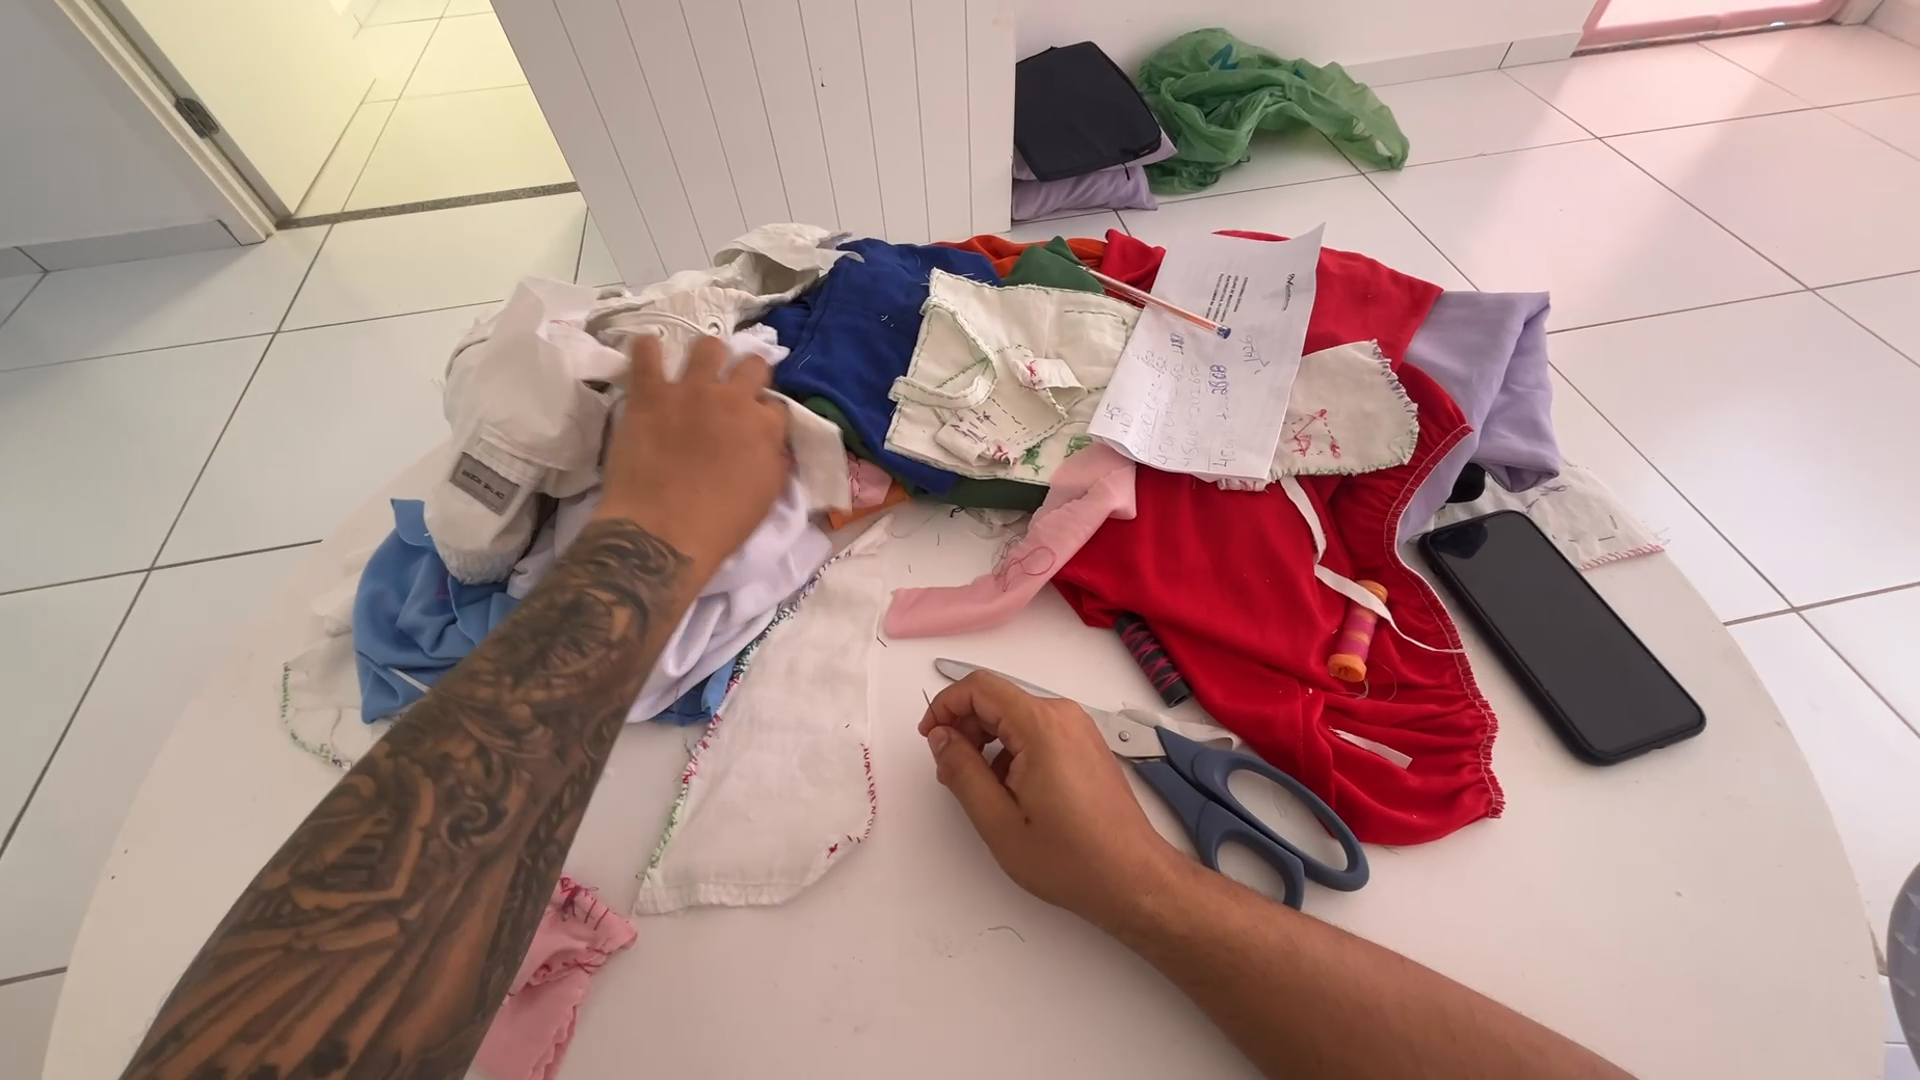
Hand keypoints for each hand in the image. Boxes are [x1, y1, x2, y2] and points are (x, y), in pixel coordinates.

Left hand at [594, 335, 790, 577]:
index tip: (758, 425)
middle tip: (735, 390)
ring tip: (697, 370)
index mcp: (766, 426)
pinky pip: (647, 353)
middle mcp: (734, 399)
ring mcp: (690, 391)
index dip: (768, 413)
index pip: (777, 404)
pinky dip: (649, 350)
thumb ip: (776, 461)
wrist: (663, 533)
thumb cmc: (722, 523)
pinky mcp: (649, 394)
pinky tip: (650, 354)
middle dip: (748, 374)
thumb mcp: (768, 495)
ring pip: (708, 347)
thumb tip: (775, 445)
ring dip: (708, 355)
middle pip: (752, 365)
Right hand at [920, 672, 1186, 931]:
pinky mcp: (1085, 743)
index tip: (929, 737)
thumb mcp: (999, 821)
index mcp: (1040, 725)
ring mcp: (1077, 727)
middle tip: (950, 771)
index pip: (979, 687)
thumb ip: (962, 771)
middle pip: (997, 698)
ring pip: (1015, 715)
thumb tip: (941, 737)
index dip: (945, 706)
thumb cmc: (1071, 858)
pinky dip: (1011, 748)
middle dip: (964, 727)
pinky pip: (1036, 729)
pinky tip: (1010, 790)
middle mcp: (1062, 715)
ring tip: (980, 788)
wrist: (1132, 878)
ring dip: (987, 741)